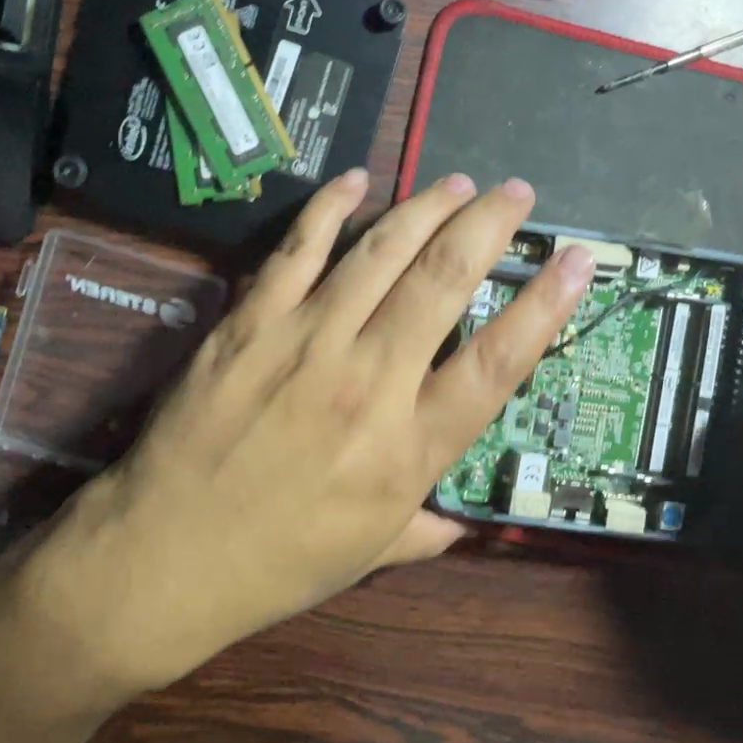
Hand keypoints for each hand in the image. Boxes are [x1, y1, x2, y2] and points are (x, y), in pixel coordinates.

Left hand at [20, 170, 594, 691]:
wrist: (165, 554)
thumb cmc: (276, 562)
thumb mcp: (369, 554)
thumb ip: (424, 527)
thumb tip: (459, 524)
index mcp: (410, 446)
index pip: (498, 360)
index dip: (547, 304)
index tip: (577, 260)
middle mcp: (369, 380)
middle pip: (444, 281)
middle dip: (489, 226)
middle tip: (515, 193)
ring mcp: (307, 340)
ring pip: (381, 251)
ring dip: (426, 207)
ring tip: (457, 183)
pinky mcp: (251, 320)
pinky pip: (299, 248)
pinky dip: (332, 207)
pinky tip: (358, 180)